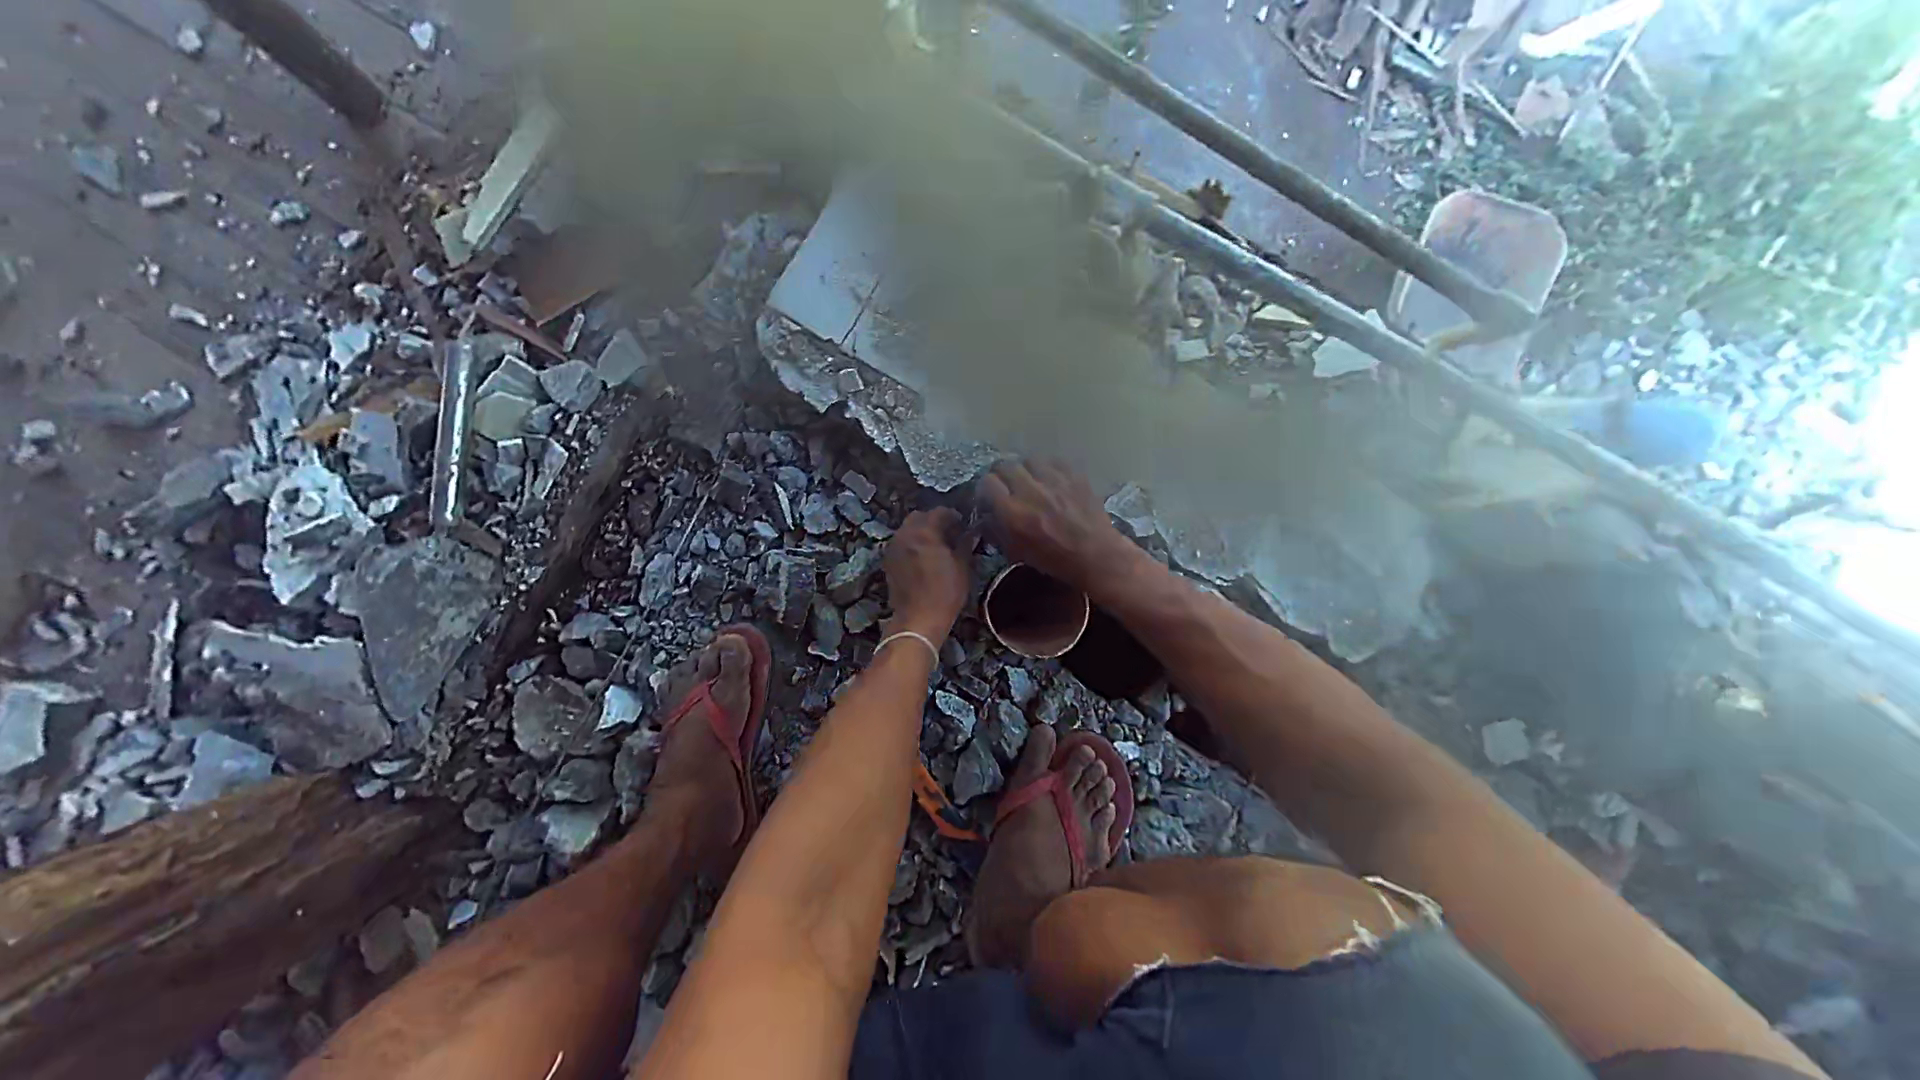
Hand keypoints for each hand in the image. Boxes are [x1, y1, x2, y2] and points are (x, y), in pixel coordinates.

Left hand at [882, 508, 972, 642]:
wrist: (917, 620)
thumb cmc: (945, 594)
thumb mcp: (962, 568)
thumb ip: (965, 544)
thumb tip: (971, 532)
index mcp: (924, 532)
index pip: (939, 512)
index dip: (953, 516)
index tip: (963, 525)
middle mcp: (905, 535)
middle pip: (919, 517)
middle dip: (934, 521)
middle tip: (949, 534)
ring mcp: (893, 547)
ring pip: (907, 529)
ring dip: (921, 531)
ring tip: (936, 546)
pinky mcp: (888, 561)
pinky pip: (901, 543)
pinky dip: (912, 543)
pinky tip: (923, 557)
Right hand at [979, 459, 1136, 594]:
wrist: (1096, 555)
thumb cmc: (1054, 559)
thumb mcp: (1016, 551)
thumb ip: (997, 529)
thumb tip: (986, 513)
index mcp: (1013, 513)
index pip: (987, 483)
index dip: (986, 488)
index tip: (991, 494)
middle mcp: (1030, 492)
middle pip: (1005, 466)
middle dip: (1002, 474)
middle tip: (1008, 484)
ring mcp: (1054, 480)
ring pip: (1028, 460)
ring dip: (1026, 469)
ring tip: (1031, 479)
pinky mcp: (1074, 475)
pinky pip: (1053, 461)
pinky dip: (1048, 468)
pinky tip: (1051, 479)